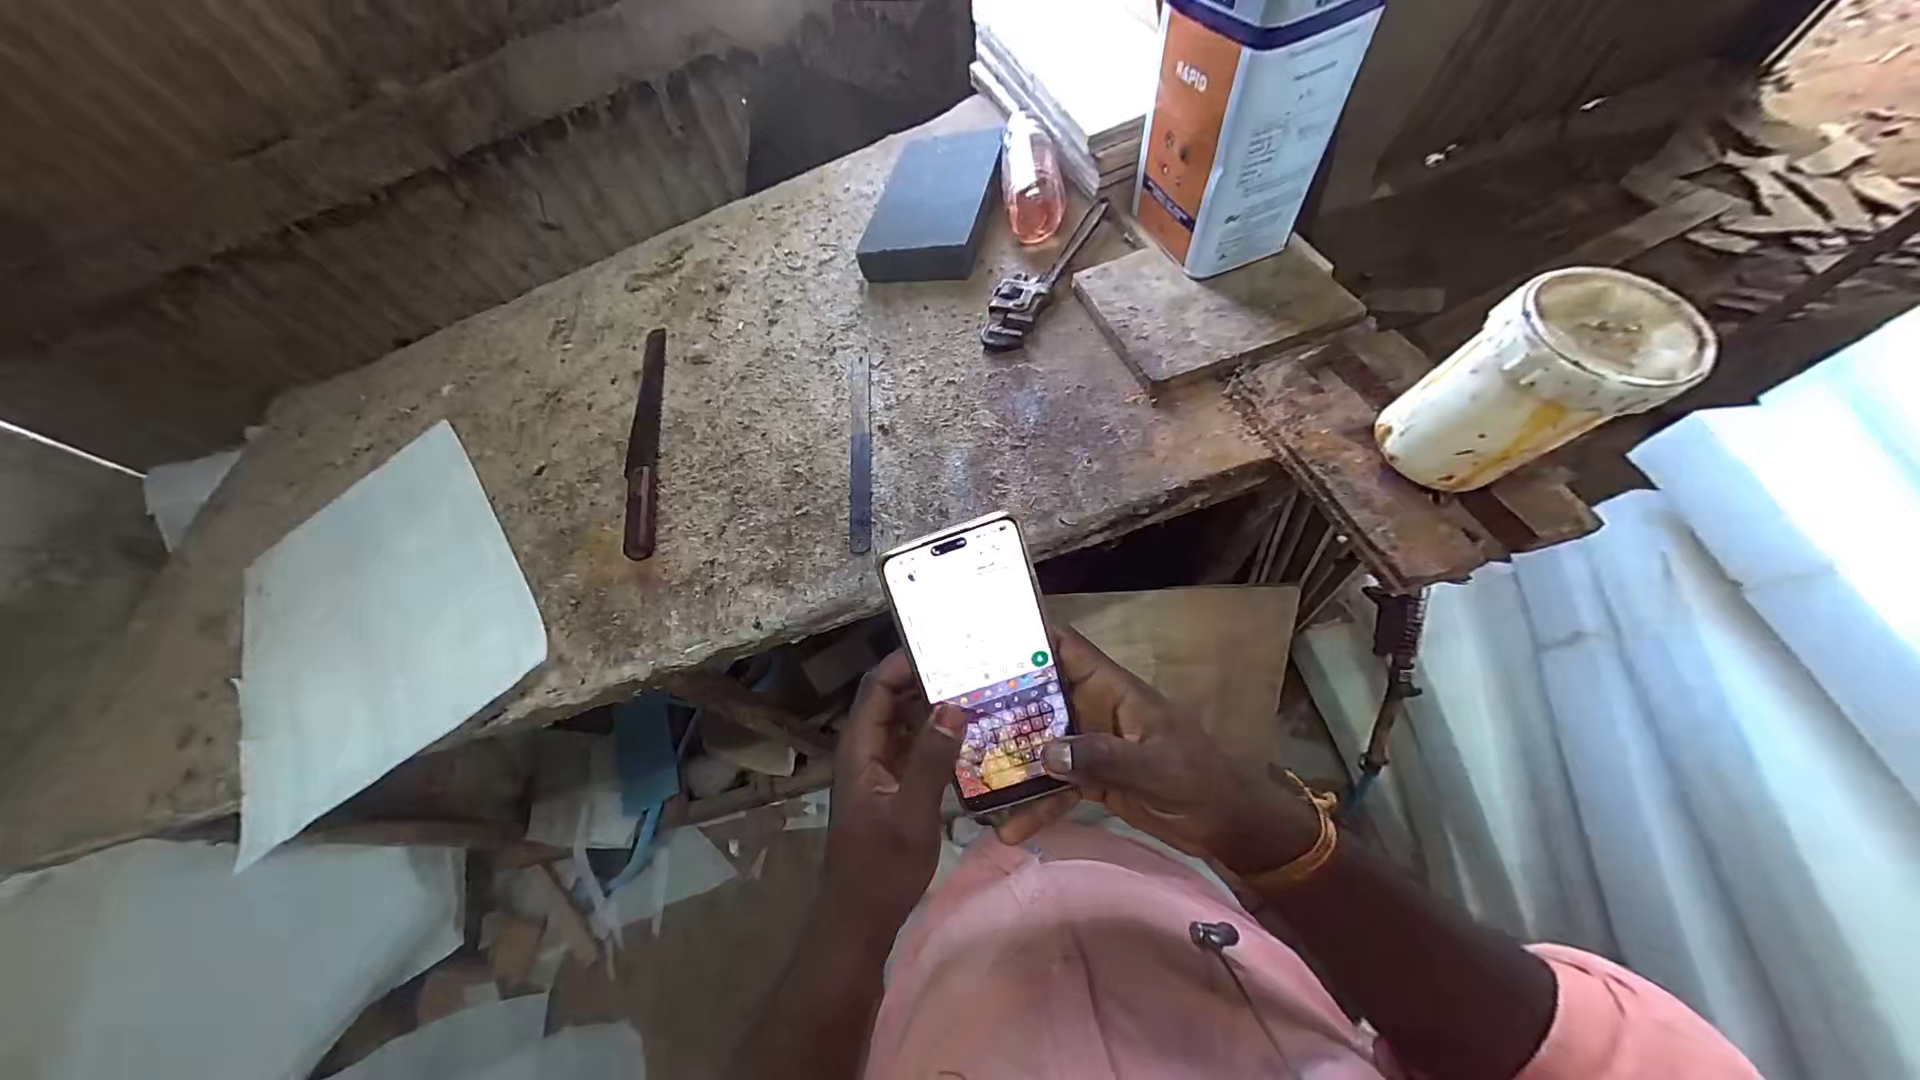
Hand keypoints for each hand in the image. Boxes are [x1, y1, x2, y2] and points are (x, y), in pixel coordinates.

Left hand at [822, 649, 965, 929]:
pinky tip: (969, 730)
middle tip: (970, 663)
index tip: (943, 646)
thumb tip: (954, 706)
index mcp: (859, 747)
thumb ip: (931, 760)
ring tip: (975, 687)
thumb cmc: (880, 868)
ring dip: (933, 703)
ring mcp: (880, 765)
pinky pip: (915, 743)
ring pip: (905, 719)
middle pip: (892, 697)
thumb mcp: (911, 813)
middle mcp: (866, 748)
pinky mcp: (893, 782)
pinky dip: (937, 731)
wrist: (860, 919)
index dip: (904, 661)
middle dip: (925, 677)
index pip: (877, 686)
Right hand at [1000, 627, 1318, 873]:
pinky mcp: (1090, 777)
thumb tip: (1044, 752)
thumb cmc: (1200, 781)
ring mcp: (1090, 744)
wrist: (1228, 825)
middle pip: (1041, 694)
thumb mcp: (1156, 768)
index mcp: (1112, 690)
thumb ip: (1103, 758)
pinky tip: (1011, 829)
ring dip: (1011, 757)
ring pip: (1040, 742)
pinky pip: (1054, 784)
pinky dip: (1035, 803)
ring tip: (970, 776)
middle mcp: (1093, 709)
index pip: (1066, 649)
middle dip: (1002, 701)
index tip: (984, 640)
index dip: (1029, 637)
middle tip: (955, 709)